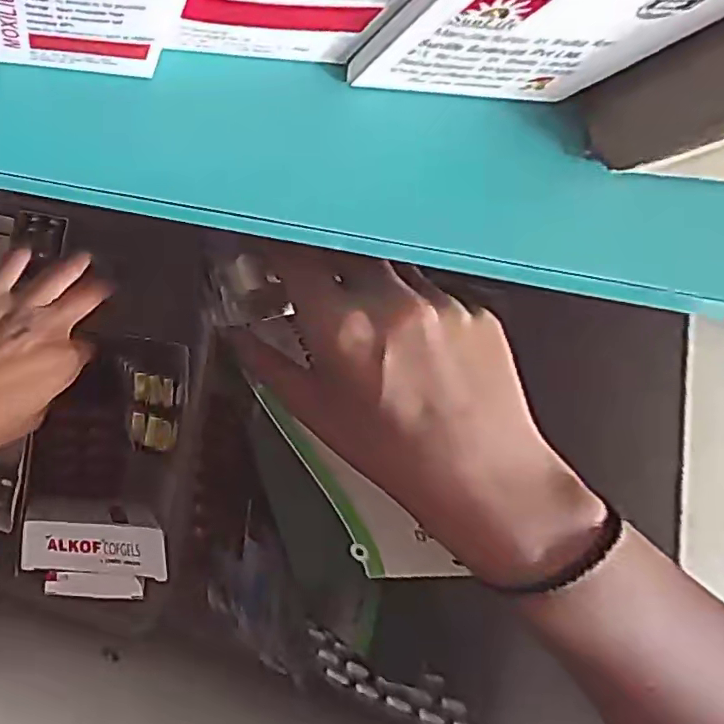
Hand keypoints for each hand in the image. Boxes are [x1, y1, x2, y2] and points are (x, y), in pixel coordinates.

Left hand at [0, 246, 109, 463]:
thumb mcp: (24, 420)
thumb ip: (41, 396)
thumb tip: (39, 389)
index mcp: (62, 364)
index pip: (83, 350)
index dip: (82, 350)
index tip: (81, 349)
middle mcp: (46, 329)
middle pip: (81, 302)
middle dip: (95, 292)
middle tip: (104, 285)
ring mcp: (17, 307)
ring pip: (54, 277)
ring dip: (71, 267)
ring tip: (81, 259)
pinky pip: (7, 268)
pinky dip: (17, 259)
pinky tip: (23, 252)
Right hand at [227, 243, 604, 585]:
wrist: (486, 479)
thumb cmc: (392, 451)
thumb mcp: (313, 409)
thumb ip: (267, 362)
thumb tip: (238, 335)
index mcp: (341, 326)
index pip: (294, 257)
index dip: (272, 248)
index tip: (264, 252)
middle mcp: (389, 301)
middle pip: (339, 245)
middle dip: (316, 254)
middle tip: (308, 277)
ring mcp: (437, 300)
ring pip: (385, 261)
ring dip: (362, 273)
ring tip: (362, 312)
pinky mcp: (474, 307)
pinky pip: (427, 285)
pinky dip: (407, 299)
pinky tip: (407, 336)